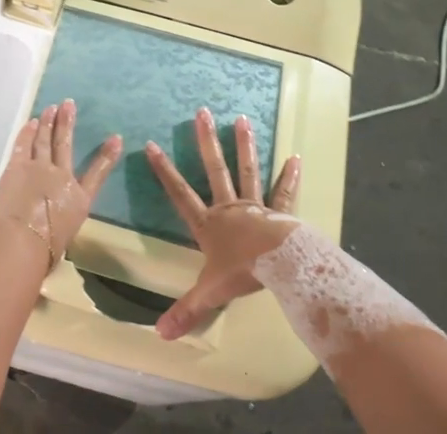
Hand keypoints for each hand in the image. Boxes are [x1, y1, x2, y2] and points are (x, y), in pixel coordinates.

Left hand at [0, 100, 122, 270]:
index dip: (107, 155)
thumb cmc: (43, 250)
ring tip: (50, 108)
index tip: (116, 138)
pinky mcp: (16, 167)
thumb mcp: (63, 237)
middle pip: (64, 144)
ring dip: (47, 122)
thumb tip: (57, 218)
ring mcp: (38, 168)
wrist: (20, 242)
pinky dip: (28, 132)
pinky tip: (31, 122)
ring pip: (43, 139)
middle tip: (69, 103)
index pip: (96, 174)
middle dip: (68, 123)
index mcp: (77, 199)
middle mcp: (61, 177)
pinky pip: (23, 144)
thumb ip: (61, 222)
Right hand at [145, 106, 302, 339]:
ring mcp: (256, 205)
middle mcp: (229, 208)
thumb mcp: (209, 293)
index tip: (150, 145)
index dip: (164, 171)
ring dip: (245, 145)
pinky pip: (284, 192)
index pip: (180, 194)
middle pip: (215, 170)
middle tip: (202, 111)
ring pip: (247, 170)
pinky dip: (289, 175)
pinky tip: (295, 157)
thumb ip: (186, 311)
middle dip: (206, 141)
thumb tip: (159, 334)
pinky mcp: (280, 211)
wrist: (279, 263)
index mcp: (208, 224)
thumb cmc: (242, 273)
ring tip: (243, 118)